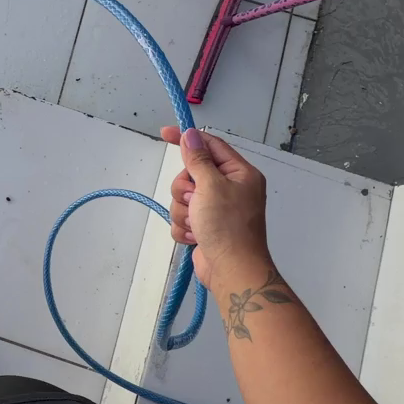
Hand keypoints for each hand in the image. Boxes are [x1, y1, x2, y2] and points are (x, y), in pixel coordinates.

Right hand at [157, 127, 271, 286]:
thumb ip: (198, 159)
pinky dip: (184, 226)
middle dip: (184, 189)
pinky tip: (195, 236)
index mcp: (239, 174)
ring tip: (196, 223)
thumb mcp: (211, 185)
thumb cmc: (228, 226)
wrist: (231, 270)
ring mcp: (216, 208)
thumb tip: (190, 135)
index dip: (187, 139)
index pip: (209, 145)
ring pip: (183, 197)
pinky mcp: (205, 226)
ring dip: (183, 210)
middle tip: (194, 200)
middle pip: (191, 173)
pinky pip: (182, 217)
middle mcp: (229, 188)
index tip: (164, 134)